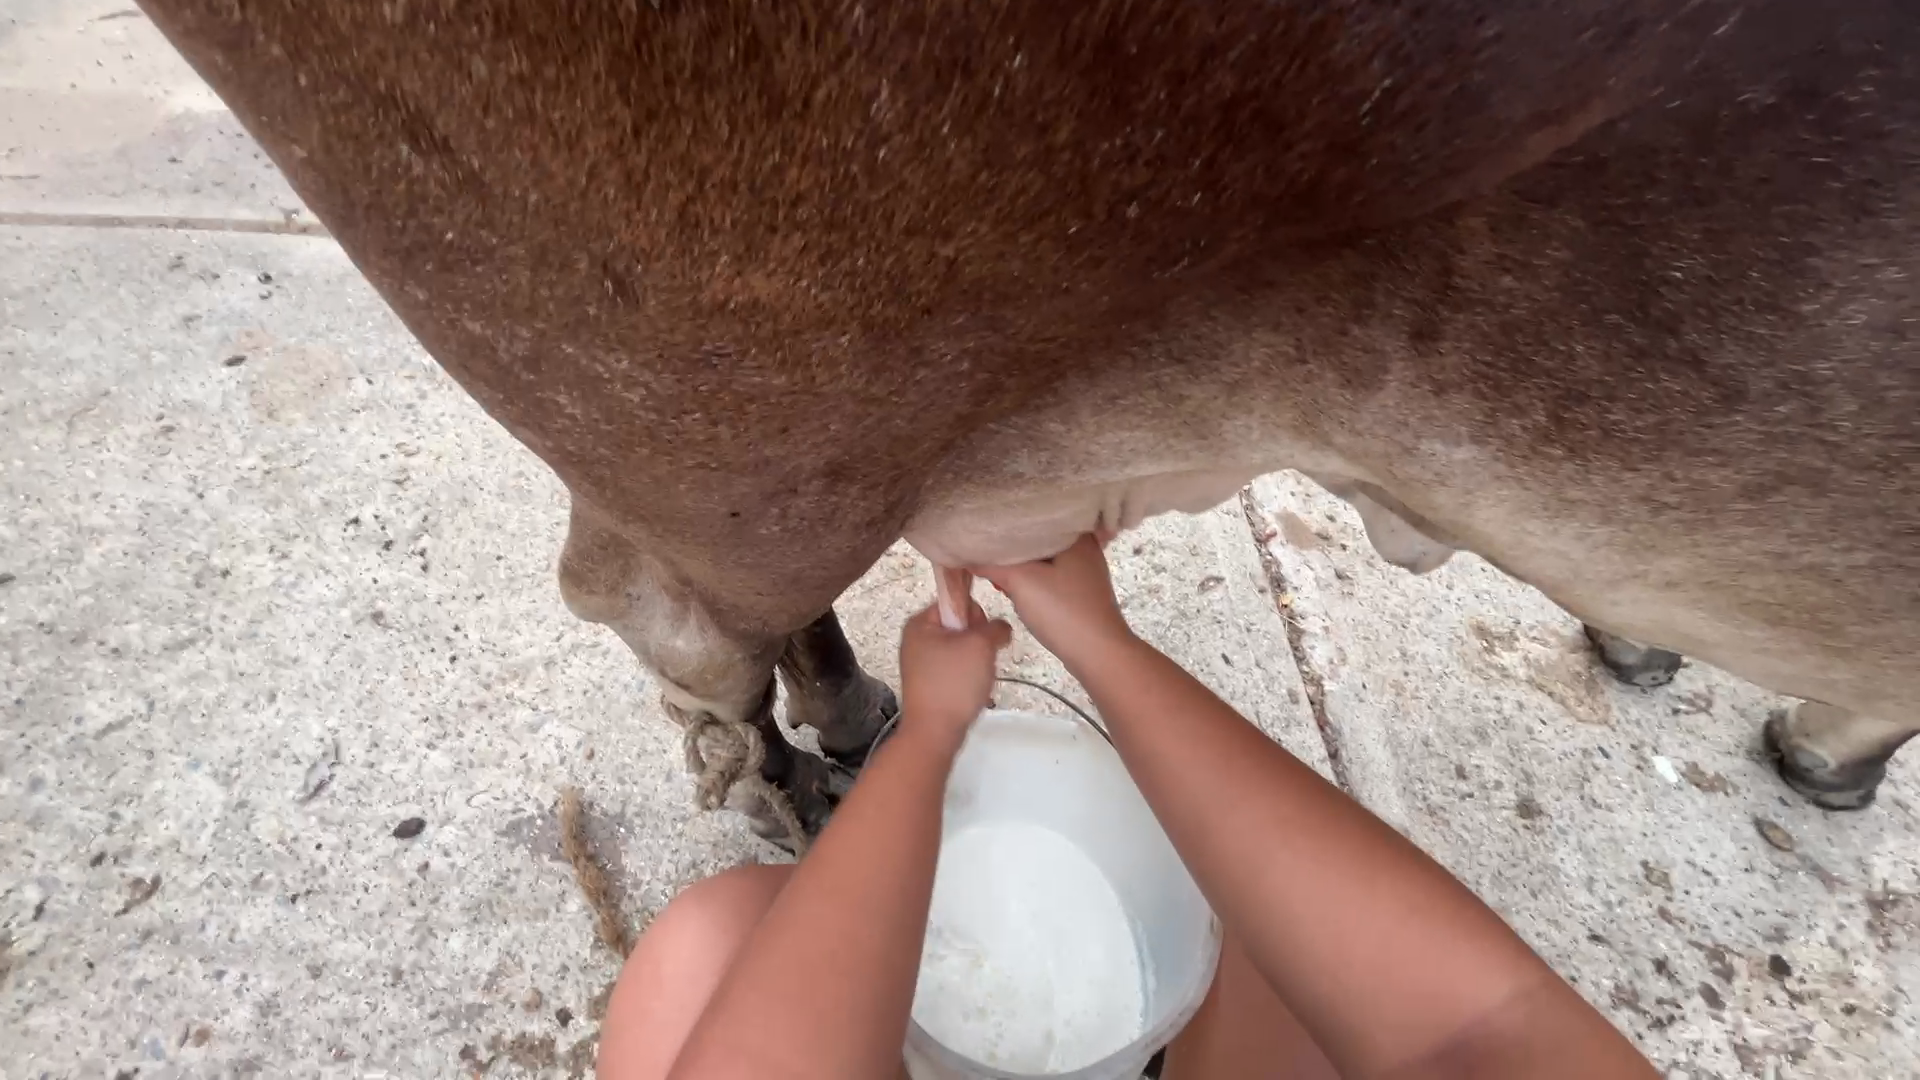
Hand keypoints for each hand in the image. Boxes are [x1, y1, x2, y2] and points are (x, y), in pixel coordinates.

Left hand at [898, 599, 1012, 740]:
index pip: (955, 600)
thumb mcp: (981, 644)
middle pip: (959, 625)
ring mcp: (920, 663)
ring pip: (960, 648)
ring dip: (977, 660)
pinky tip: (973, 689)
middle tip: (982, 659)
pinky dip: (968, 676)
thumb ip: (995, 626)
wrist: (935, 732)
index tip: (982, 636)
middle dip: (978, 640)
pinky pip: (955, 669)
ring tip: (979, 677)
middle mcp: (915, 639)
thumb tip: (1000, 629)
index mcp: (920, 622)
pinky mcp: (928, 683)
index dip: (975, 615)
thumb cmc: (954, 682)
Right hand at [973, 534, 1134, 670]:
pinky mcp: (1081, 589)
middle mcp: (1083, 545)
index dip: (1003, 522)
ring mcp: (1084, 569)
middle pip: (1035, 537)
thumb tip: (964, 553)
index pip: (1032, 516)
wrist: (1099, 654)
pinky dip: (1031, 578)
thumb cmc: (1062, 611)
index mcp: (1074, 533)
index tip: (979, 526)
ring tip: (994, 568)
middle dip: (1009, 545)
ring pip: (1041, 557)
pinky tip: (1013, 586)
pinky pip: (1049, 574)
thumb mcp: (1020, 581)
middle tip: (982, 550)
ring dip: (1019, 564)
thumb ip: (991, 563)